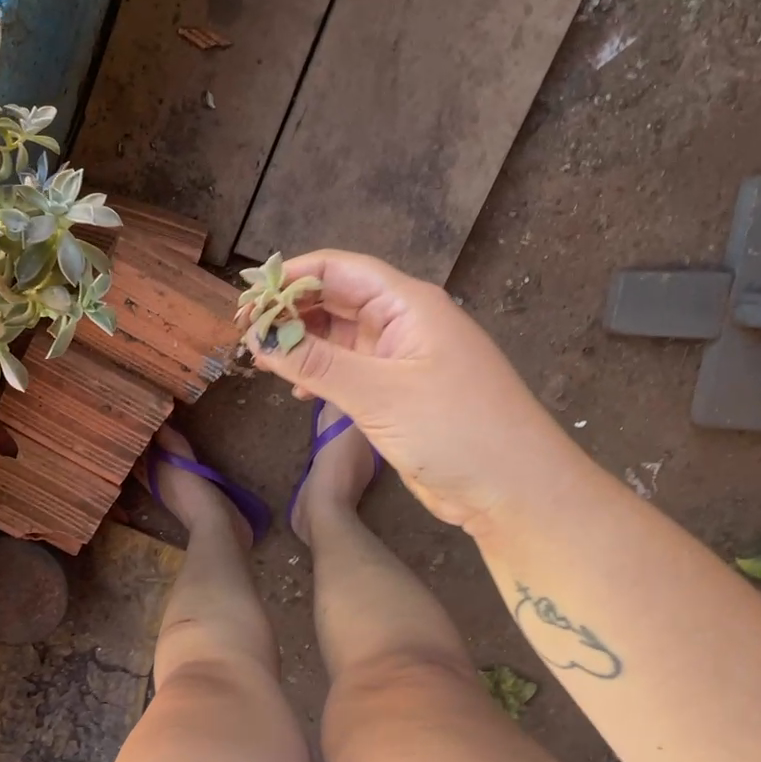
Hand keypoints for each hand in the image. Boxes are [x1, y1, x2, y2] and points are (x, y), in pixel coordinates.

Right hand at [250, 250, 585, 530]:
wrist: (515, 493)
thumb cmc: (456, 431)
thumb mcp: (378, 394)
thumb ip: (315, 363)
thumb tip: (258, 338)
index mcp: (407, 305)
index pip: (337, 269)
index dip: (289, 277)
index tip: (247, 299)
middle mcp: (401, 322)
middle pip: (333, 298)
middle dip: (288, 311)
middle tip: (245, 334)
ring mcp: (398, 357)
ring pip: (336, 335)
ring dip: (299, 343)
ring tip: (262, 362)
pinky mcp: (395, 390)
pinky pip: (345, 367)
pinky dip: (316, 372)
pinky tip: (295, 390)